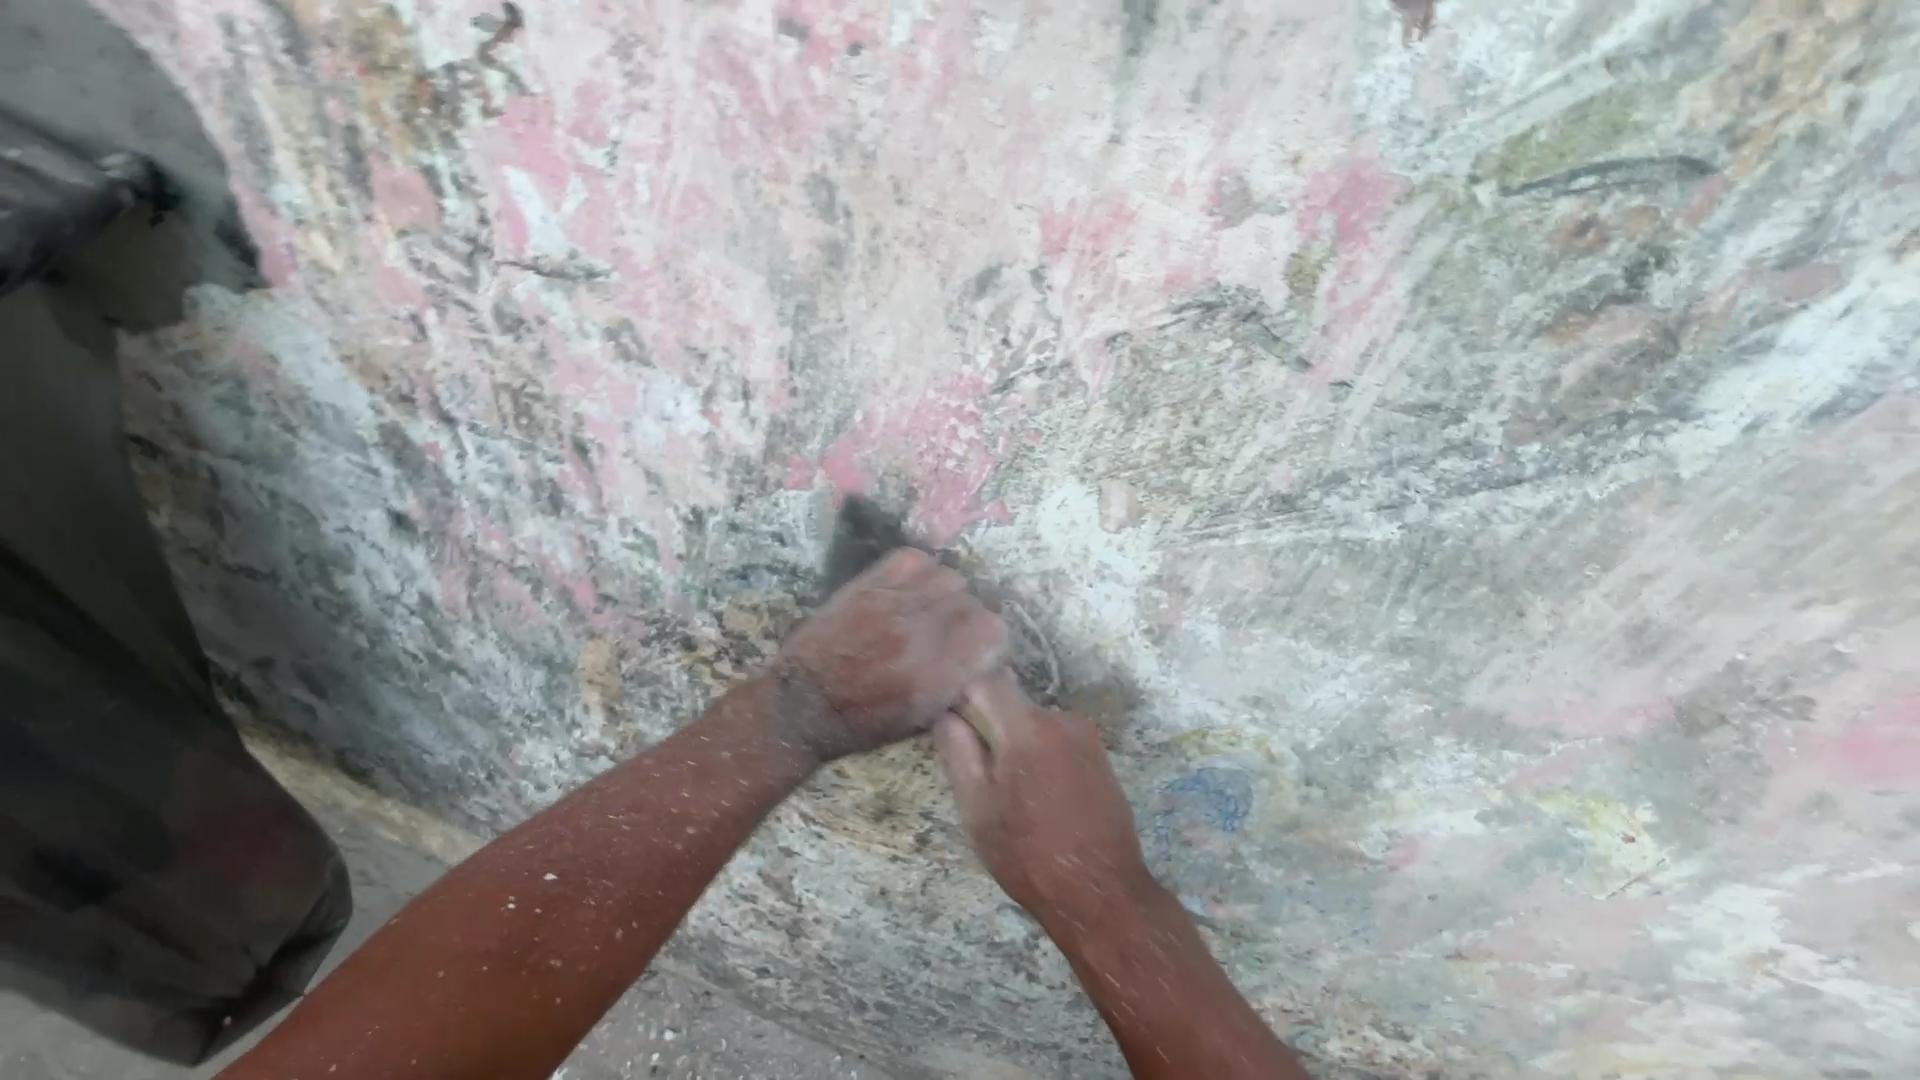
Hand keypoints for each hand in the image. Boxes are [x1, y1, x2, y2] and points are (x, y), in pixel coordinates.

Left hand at [775, 549, 1008, 763]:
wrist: (802, 702)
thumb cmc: (864, 722)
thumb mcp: (922, 717)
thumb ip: (959, 683)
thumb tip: (985, 658)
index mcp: (938, 674)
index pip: (994, 632)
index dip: (990, 643)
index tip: (976, 651)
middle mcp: (922, 632)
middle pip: (974, 603)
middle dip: (968, 620)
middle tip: (949, 634)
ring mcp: (895, 603)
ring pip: (949, 577)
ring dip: (946, 595)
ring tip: (930, 610)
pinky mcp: (870, 585)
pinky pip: (914, 559)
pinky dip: (920, 572)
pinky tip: (910, 591)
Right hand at [934, 670, 1156, 919]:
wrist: (1100, 893)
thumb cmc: (1028, 855)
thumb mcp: (978, 809)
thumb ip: (958, 753)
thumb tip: (947, 716)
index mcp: (1028, 727)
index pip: (986, 681)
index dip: (963, 699)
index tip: (954, 731)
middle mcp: (1061, 719)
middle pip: (1011, 703)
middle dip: (990, 728)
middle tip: (981, 778)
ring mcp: (1086, 736)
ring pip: (1034, 724)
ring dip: (1017, 746)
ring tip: (1014, 798)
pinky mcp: (1101, 756)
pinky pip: (1057, 741)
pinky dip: (1041, 758)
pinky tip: (1041, 801)